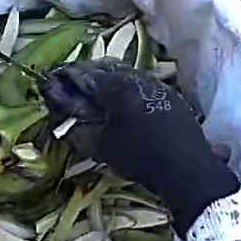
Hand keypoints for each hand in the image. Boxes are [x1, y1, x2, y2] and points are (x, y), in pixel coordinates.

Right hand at [42, 60, 238, 224]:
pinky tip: (120, 105)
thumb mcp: (100, 146)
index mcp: (117, 85)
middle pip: (104, 68)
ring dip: (106, 82)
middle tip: (70, 86)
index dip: (65, 76)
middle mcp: (137, 77)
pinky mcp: (170, 96)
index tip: (51, 78)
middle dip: (85, 76)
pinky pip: (139, 85)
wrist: (189, 171)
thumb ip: (78, 130)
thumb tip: (64, 122)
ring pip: (124, 75)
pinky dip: (124, 90)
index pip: (83, 73)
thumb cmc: (139, 156)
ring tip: (93, 95)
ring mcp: (157, 84)